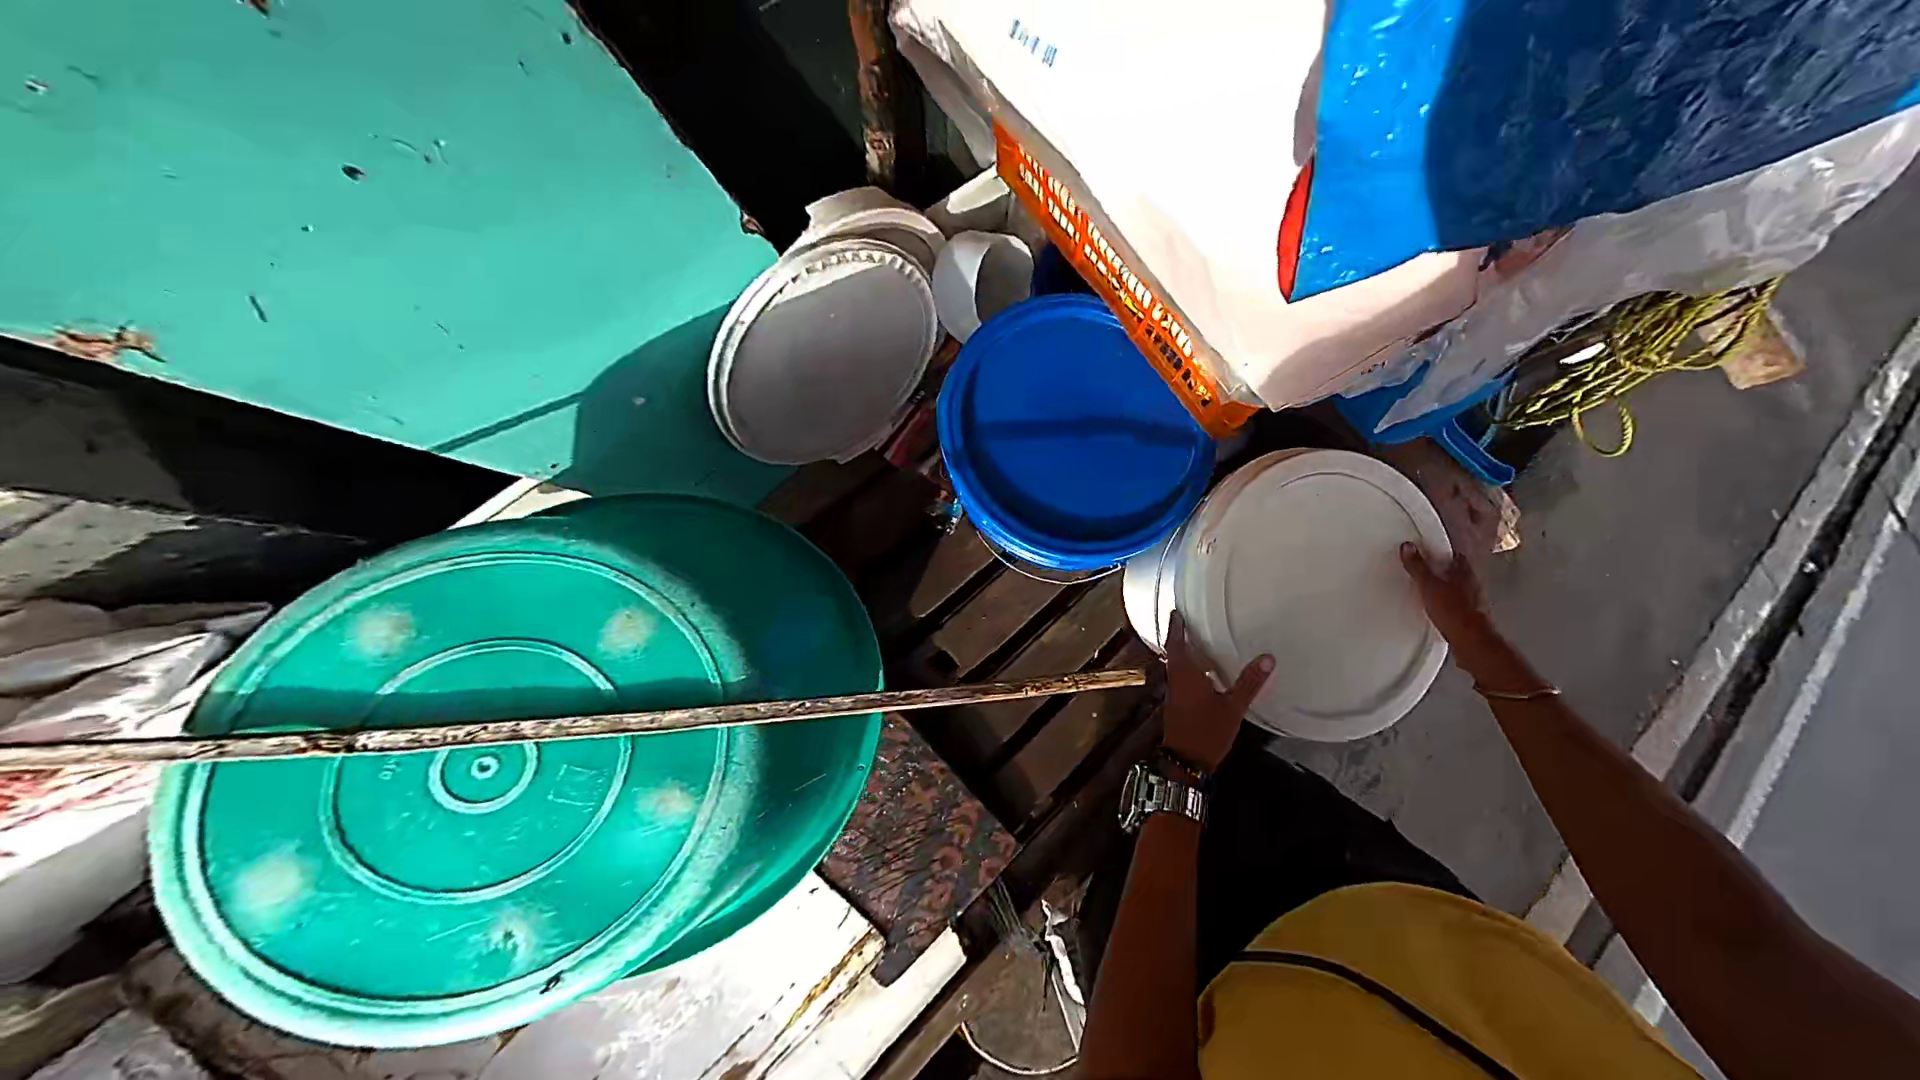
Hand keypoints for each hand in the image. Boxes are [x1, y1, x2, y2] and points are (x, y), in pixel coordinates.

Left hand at [1162, 610, 1271, 772]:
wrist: (1186, 762)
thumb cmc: (1206, 732)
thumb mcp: (1232, 707)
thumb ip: (1249, 683)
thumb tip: (1267, 658)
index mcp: (1183, 675)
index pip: (1176, 644)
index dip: (1175, 627)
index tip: (1176, 611)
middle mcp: (1175, 680)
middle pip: (1175, 653)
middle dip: (1182, 638)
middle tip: (1193, 622)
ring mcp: (1175, 693)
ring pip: (1178, 666)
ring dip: (1187, 654)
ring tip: (1203, 643)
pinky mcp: (1178, 704)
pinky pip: (1183, 678)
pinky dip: (1191, 669)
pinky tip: (1207, 673)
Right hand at [1400, 543, 1539, 691]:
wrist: (1470, 640)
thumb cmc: (1454, 612)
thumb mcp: (1428, 585)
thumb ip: (1417, 566)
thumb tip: (1408, 548)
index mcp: (1464, 573)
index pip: (1455, 556)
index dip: (1442, 553)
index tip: (1428, 551)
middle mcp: (1472, 585)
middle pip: (1458, 571)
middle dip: (1444, 569)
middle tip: (1428, 569)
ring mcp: (1473, 601)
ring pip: (1459, 588)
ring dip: (1447, 587)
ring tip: (1431, 589)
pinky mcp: (1470, 617)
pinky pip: (1458, 604)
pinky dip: (1448, 603)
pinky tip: (1438, 609)